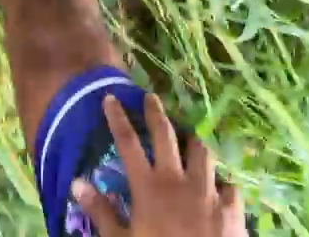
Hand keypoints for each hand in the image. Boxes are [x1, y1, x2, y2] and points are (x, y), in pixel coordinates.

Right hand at [71, 94, 245, 236]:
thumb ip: (101, 212)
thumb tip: (76, 182)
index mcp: (148, 187)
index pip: (127, 142)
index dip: (117, 117)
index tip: (111, 97)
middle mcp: (177, 181)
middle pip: (165, 135)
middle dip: (156, 113)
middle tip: (152, 98)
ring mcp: (207, 193)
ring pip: (202, 153)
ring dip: (194, 143)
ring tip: (191, 139)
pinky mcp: (232, 211)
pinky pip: (230, 186)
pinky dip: (224, 183)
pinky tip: (222, 186)